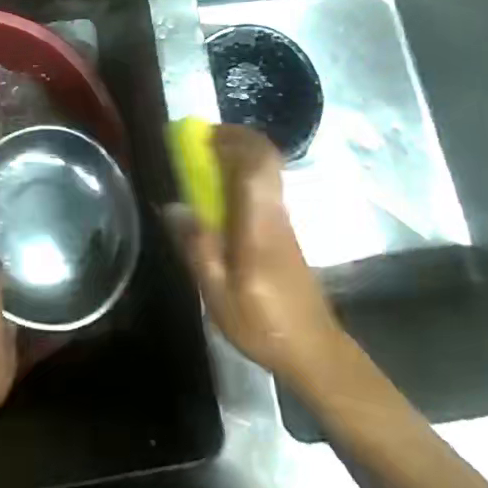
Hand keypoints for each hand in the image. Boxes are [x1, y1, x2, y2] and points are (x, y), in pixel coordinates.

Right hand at [166, 124, 343, 376]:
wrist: (314, 352)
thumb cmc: (262, 324)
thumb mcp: (217, 293)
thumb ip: (197, 246)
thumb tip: (174, 207)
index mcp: (258, 224)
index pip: (256, 164)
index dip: (233, 140)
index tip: (203, 135)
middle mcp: (275, 213)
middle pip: (266, 159)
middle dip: (236, 139)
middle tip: (202, 142)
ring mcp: (283, 221)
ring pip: (267, 171)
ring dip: (239, 156)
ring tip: (205, 164)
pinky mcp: (284, 232)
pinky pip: (264, 188)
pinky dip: (243, 176)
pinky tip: (219, 196)